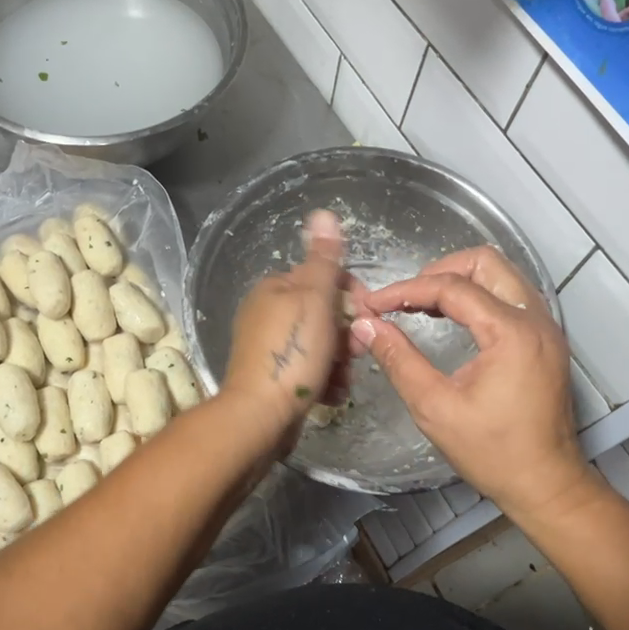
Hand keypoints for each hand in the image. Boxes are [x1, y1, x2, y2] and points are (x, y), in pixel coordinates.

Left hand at [222, 211, 352, 437]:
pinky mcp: (273, 378)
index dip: (352, 297)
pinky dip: (324, 381)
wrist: (259, 416)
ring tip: (342, 379)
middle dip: (346, 334)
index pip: (325, 279)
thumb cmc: (291, 353)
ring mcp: (269, 347)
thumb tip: (324, 213)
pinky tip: (331, 394)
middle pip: (324, 315)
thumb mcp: (313, 299)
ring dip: (339, 362)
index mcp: (274, 289)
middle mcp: (267, 313)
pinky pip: (308, 371)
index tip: (369, 317)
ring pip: (320, 346)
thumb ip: (323, 259)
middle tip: (357, 352)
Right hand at [353, 246, 595, 516]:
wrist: (546, 484)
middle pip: (485, 262)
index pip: (452, 287)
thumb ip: (399, 359)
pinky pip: (509, 296)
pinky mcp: (545, 340)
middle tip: (405, 298)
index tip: (373, 305)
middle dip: (438, 272)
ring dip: (459, 281)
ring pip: (500, 275)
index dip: (406, 290)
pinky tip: (450, 319)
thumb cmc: (492, 452)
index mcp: (511, 332)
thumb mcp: (435, 407)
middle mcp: (535, 318)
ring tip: (421, 306)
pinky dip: (477, 296)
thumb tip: (366, 325)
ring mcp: (545, 327)